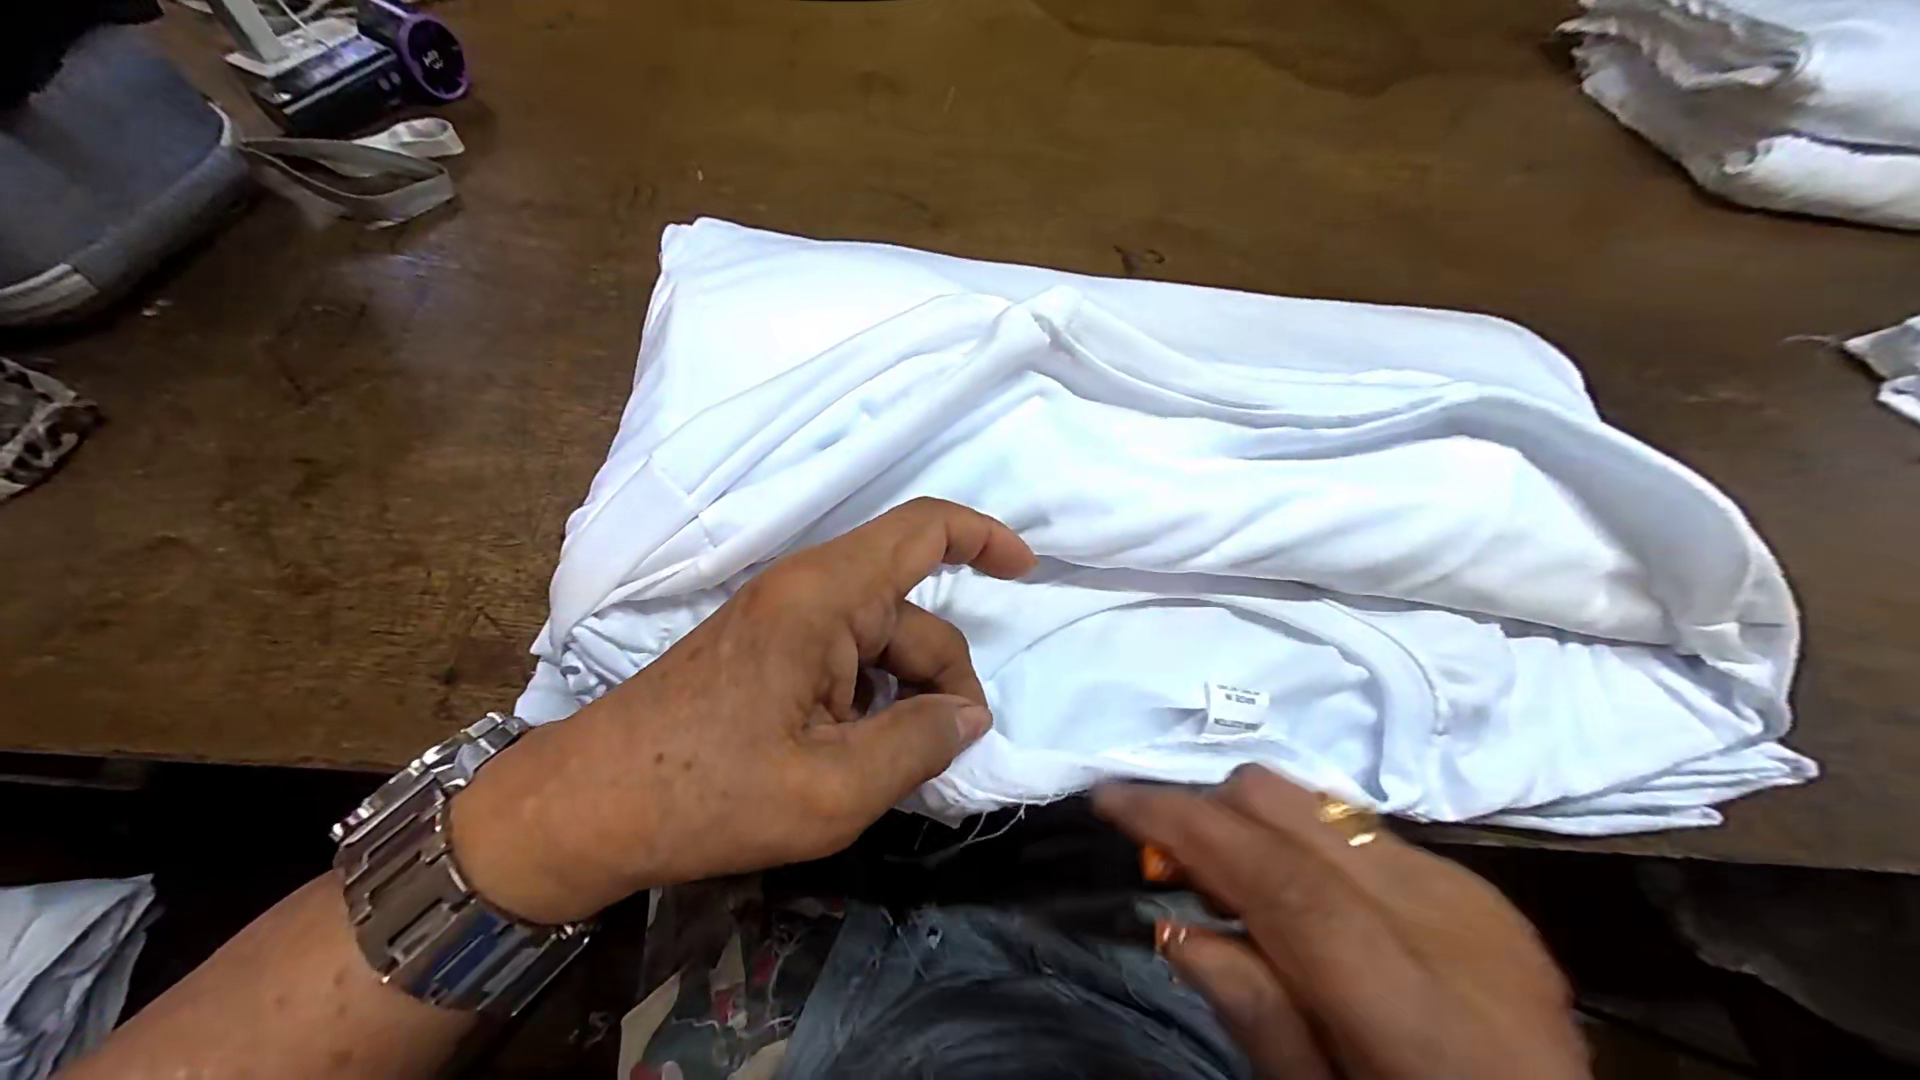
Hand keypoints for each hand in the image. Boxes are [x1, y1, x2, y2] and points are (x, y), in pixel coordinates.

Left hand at [451, 498, 1036, 923]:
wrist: (585, 807)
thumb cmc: (704, 795)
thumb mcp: (831, 791)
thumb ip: (917, 745)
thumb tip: (970, 716)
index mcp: (823, 597)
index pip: (922, 529)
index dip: (983, 536)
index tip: (1026, 571)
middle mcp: (807, 592)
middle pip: (912, 614)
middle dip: (944, 680)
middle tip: (944, 754)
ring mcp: (786, 620)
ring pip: (882, 644)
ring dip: (905, 699)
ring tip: (890, 768)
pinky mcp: (771, 649)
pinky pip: (849, 659)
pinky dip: (872, 700)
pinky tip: (859, 754)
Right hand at [1095, 767, 1590, 1079]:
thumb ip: (1261, 1021)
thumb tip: (1172, 926)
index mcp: (1422, 1013)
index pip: (1281, 880)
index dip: (1187, 824)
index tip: (1111, 798)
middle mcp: (1450, 924)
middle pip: (1291, 810)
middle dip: (1205, 810)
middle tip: (1162, 859)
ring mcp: (1469, 895)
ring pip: (1314, 800)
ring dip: (1245, 821)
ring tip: (1223, 879)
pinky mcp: (1476, 886)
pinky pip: (1351, 825)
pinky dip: (1294, 839)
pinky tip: (1291, 894)